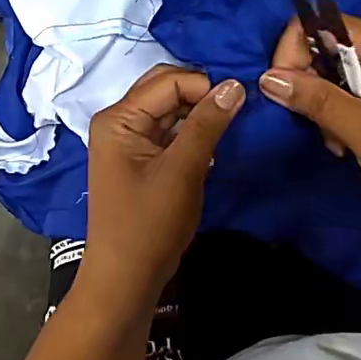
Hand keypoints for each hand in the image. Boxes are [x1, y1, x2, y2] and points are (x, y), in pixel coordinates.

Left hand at [81, 66, 244, 301]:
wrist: (126, 278)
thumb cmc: (149, 224)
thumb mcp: (182, 171)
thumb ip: (207, 125)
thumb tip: (235, 85)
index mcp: (118, 118)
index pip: (167, 81)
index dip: (204, 85)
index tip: (241, 100)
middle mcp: (118, 121)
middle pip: (165, 89)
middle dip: (201, 95)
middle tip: (238, 109)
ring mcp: (128, 140)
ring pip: (169, 110)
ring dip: (199, 116)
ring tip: (230, 128)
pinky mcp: (140, 158)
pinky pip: (169, 132)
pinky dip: (191, 135)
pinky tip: (212, 149)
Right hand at [258, 16, 360, 221]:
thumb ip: (317, 102)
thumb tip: (267, 77)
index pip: (314, 26)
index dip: (290, 56)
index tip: (283, 95)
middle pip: (321, 49)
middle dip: (307, 87)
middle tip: (317, 127)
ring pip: (331, 74)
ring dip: (322, 107)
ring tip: (338, 142)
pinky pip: (348, 92)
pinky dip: (338, 116)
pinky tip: (347, 143)